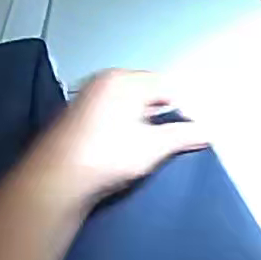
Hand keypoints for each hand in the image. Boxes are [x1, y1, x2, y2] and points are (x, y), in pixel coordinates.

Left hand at [25, 70, 208, 209]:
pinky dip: (126, 126)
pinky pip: (115, 113)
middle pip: (150, 93)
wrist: (56, 179)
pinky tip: (126, 148)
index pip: (170, 86)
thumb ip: (184, 135)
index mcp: (125, 80)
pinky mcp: (81, 115)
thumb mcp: (154, 147)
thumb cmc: (101, 157)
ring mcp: (90, 96)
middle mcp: (105, 81)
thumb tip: (204, 132)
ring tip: (147, 146)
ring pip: (132, 104)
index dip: (186, 108)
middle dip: (165, 114)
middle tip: (175, 138)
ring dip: (145, 122)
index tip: (195, 126)